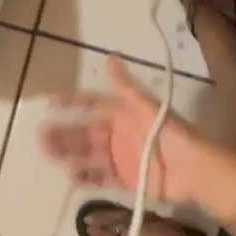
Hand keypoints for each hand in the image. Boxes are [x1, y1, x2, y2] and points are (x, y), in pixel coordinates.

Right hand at [40, 55, 211, 204]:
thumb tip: (110, 56)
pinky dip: (85, 176)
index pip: (90, 104)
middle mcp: (117, 134)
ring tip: (48, 154)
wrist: (194, 170)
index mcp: (121, 113)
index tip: (49, 103)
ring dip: (68, 153)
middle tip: (41, 135)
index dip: (71, 102)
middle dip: (63, 132)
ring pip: (86, 154)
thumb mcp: (146, 106)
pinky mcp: (124, 180)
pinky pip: (99, 177)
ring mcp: (119, 158)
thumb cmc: (170, 133)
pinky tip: (70, 174)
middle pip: (84, 132)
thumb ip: (125, 85)